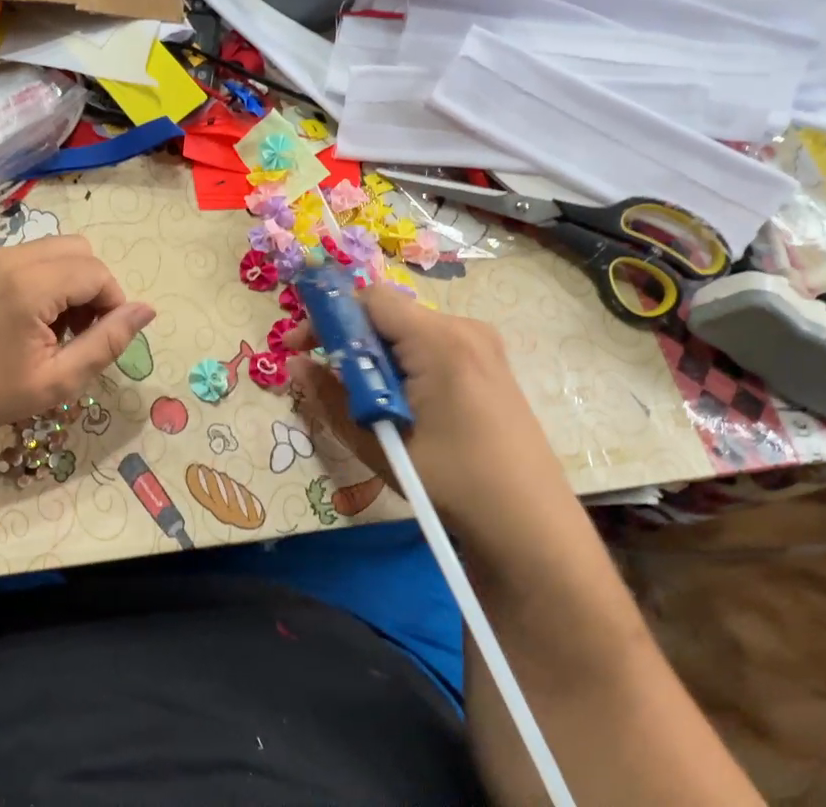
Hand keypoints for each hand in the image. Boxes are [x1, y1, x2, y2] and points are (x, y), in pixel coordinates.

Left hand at [0, 236, 154, 447]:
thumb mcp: (58, 380)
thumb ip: (107, 341)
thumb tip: (147, 310)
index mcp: (29, 285)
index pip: (96, 272)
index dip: (112, 303)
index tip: (102, 338)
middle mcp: (7, 259)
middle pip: (77, 250)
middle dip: (91, 287)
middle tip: (78, 334)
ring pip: (50, 251)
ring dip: (66, 282)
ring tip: (53, 330)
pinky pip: (24, 258)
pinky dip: (40, 280)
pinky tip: (26, 321)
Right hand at [283, 285, 579, 557]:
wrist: (530, 524)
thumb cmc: (451, 482)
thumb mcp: (378, 442)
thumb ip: (331, 398)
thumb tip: (296, 364)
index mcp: (441, 342)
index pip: (369, 300)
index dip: (327, 317)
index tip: (298, 348)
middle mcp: (465, 330)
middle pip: (387, 312)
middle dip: (346, 337)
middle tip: (321, 373)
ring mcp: (483, 346)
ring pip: (406, 330)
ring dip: (372, 353)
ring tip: (357, 395)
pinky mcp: (489, 365)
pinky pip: (428, 345)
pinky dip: (399, 363)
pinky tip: (393, 401)